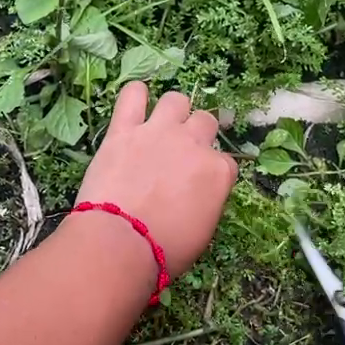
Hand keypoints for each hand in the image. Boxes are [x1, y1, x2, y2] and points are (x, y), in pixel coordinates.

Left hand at [73, 82, 236, 275]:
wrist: (120, 241)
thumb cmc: (164, 249)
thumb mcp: (202, 232)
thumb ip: (206, 202)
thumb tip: (197, 195)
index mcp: (218, 172)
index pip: (224, 161)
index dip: (212, 171)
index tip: (199, 183)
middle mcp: (192, 144)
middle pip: (205, 121)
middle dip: (198, 133)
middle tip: (182, 151)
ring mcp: (158, 132)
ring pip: (175, 100)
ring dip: (173, 110)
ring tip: (162, 124)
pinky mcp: (123, 129)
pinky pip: (132, 95)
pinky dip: (135, 95)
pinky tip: (135, 102)